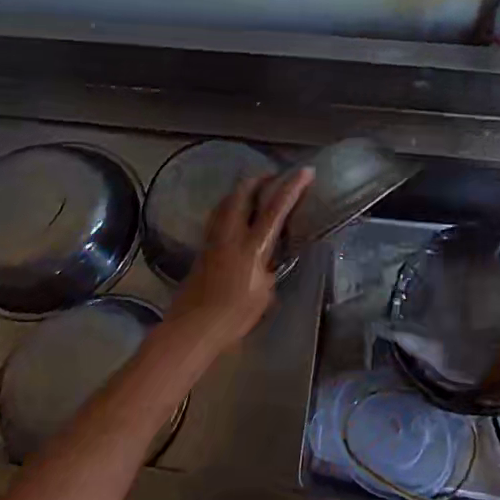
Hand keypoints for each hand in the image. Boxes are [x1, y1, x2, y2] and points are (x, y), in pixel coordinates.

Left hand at [166, 167, 314, 346]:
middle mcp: (230, 236)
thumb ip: (269, 268)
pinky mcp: (202, 248)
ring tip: (255, 188)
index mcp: (251, 248)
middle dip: (259, 180)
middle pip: (242, 194)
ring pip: (226, 202)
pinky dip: (230, 206)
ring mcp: (213, 240)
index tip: (305, 172)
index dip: (292, 188)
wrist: (194, 328)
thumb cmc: (234, 316)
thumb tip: (270, 257)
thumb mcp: (264, 293)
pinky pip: (217, 216)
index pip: (275, 209)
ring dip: (242, 190)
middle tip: (274, 176)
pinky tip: (234, 212)